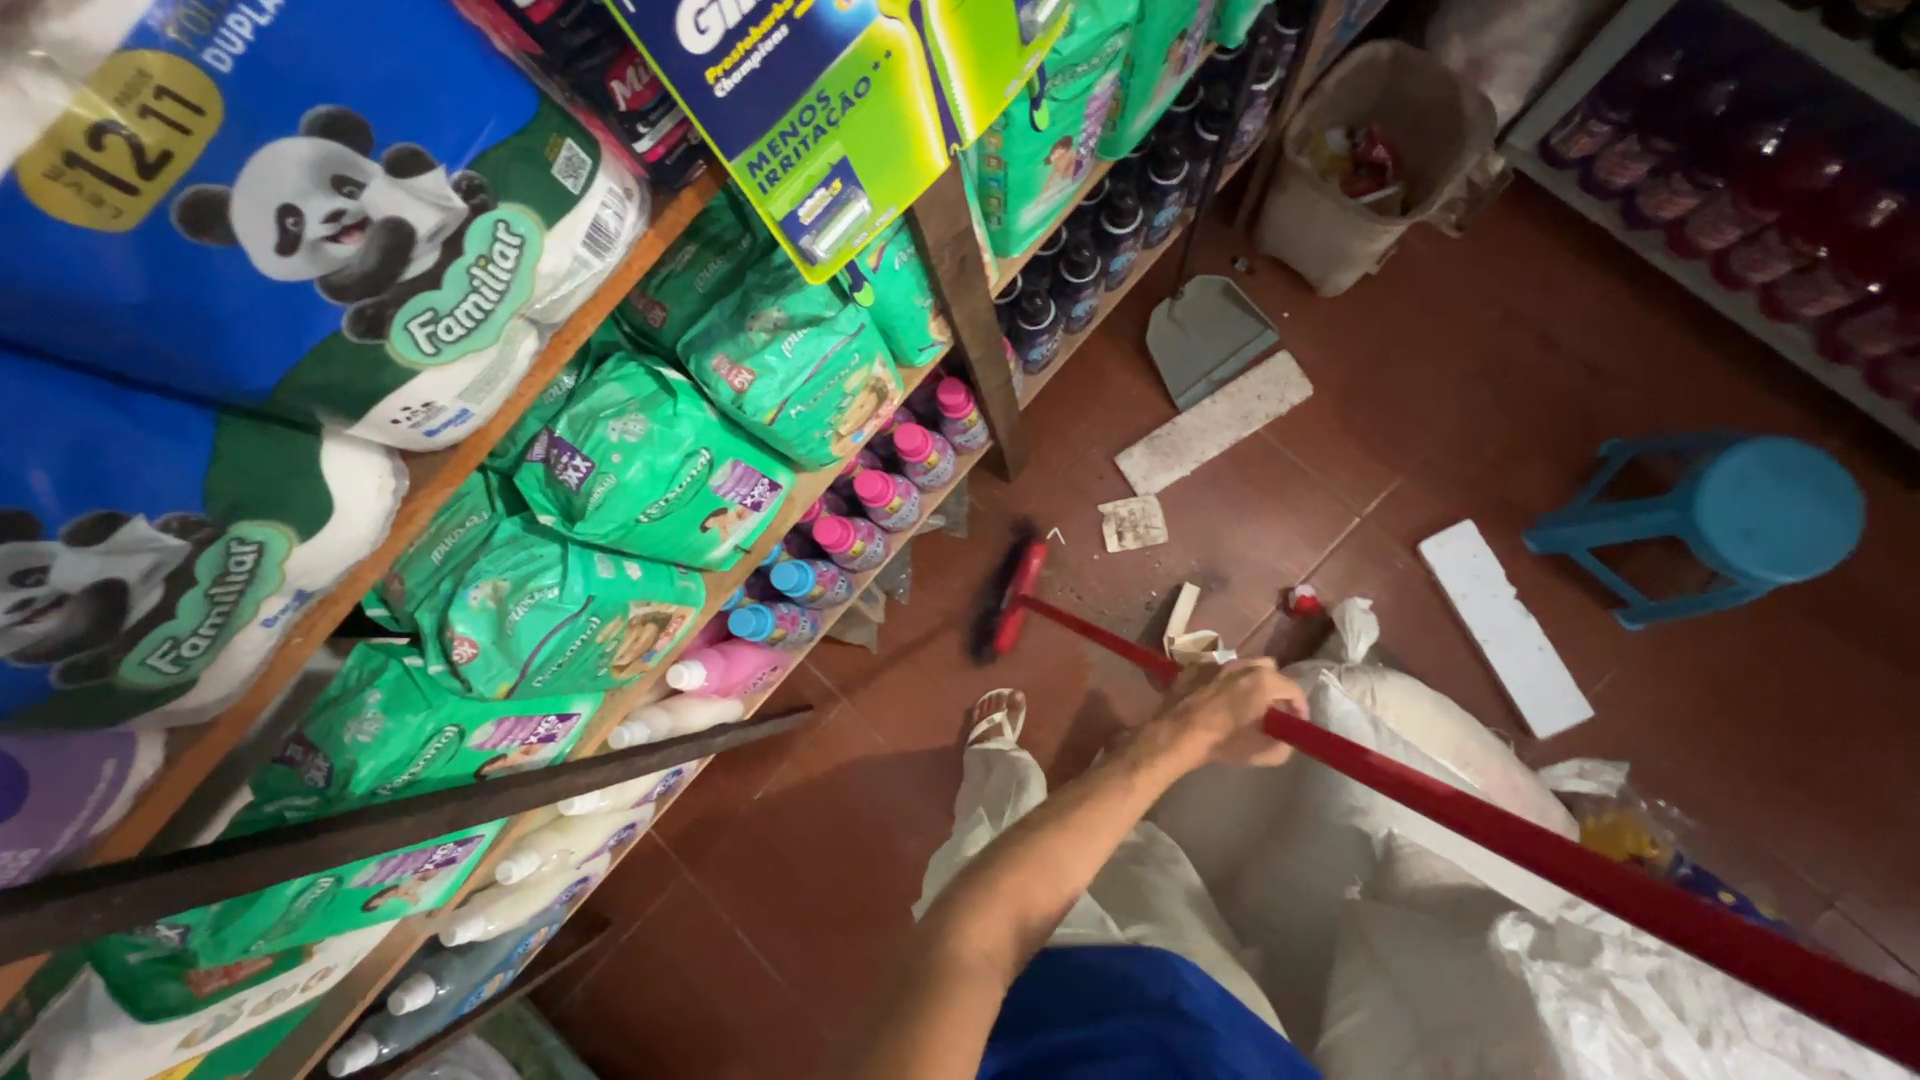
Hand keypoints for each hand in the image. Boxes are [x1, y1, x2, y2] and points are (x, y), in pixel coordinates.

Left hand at [1152, 658, 1306, 769]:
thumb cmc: (1224, 742)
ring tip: (1242, 700)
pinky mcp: (1194, 667)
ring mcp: (1215, 663)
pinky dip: (1221, 680)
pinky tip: (1216, 697)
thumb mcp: (1264, 753)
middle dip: (1275, 686)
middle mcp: (1241, 665)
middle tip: (1270, 708)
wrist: (1177, 735)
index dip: (1299, 706)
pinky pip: (1215, 669)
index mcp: (1263, 681)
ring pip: (1241, 665)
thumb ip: (1285, 744)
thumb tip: (1286, 738)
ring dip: (1248, 680)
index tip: (1295, 721)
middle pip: (1269, 669)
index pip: (1294, 688)